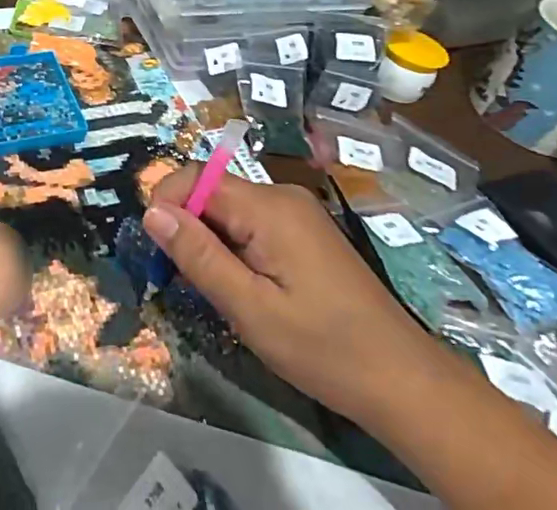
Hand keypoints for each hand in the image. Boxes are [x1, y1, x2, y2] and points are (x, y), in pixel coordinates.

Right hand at [143, 170, 433, 419]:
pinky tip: (244, 286)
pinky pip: (253, 223)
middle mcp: (283, 197)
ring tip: (215, 289)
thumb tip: (151, 213)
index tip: (156, 249)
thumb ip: (199, 255)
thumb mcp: (249, 308)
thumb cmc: (323, 348)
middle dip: (187, 225)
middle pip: (213, 191)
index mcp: (269, 207)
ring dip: (209, 239)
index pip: (196, 176)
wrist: (404, 381)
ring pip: (231, 209)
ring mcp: (298, 214)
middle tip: (183, 278)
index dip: (166, 203)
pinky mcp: (306, 233)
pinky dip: (233, 246)